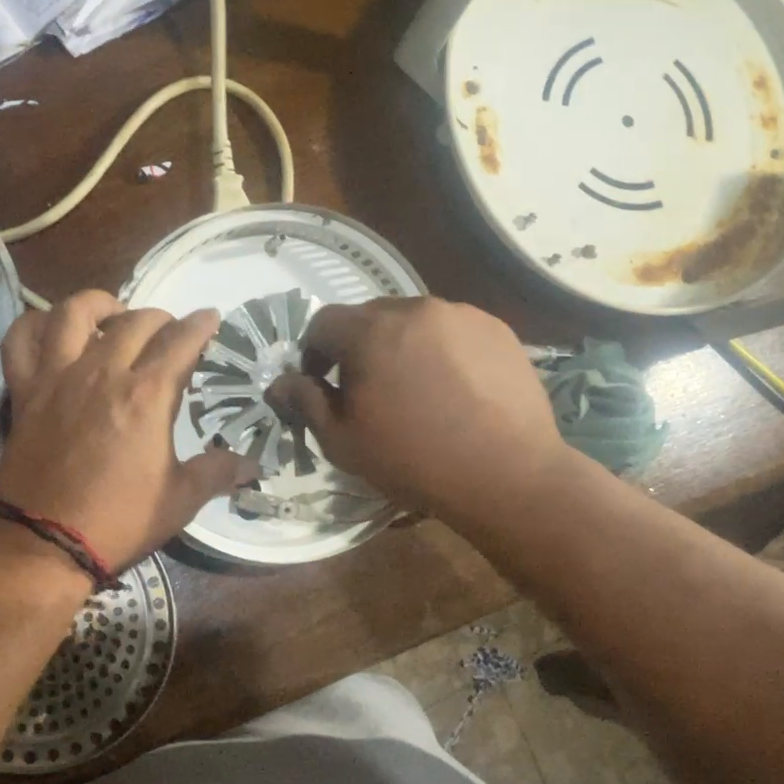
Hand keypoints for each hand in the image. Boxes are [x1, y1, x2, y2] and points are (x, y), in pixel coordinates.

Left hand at [0, 290, 251, 572]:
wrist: (48, 543)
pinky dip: (34, 325)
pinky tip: (50, 330)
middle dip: (160, 319)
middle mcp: (102, 372)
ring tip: (112, 314)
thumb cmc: (120, 521)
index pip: (180, 341)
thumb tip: (253, 465)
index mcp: (146, 395)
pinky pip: (20, 340)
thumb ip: (217, 472)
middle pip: (135, 321)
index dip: (200, 325)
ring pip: (73, 313)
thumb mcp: (180, 500)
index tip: (209, 319)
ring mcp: (57, 378)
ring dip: (99, 304)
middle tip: (168, 333)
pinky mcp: (25, 392)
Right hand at [265, 296, 569, 515]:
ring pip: (413, 322)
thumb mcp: (342, 441)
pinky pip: (452, 331)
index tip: (322, 386)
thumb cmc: (412, 461)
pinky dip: (440, 352)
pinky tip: (451, 390)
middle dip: (357, 348)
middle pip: (369, 316)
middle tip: (366, 391)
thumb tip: (279, 382)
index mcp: (370, 332)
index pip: (323, 324)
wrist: (505, 474)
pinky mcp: (496, 330)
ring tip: (412, 391)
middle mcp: (415, 309)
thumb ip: (306, 402)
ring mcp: (461, 316)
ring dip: (400, 347)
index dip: (313, 354)